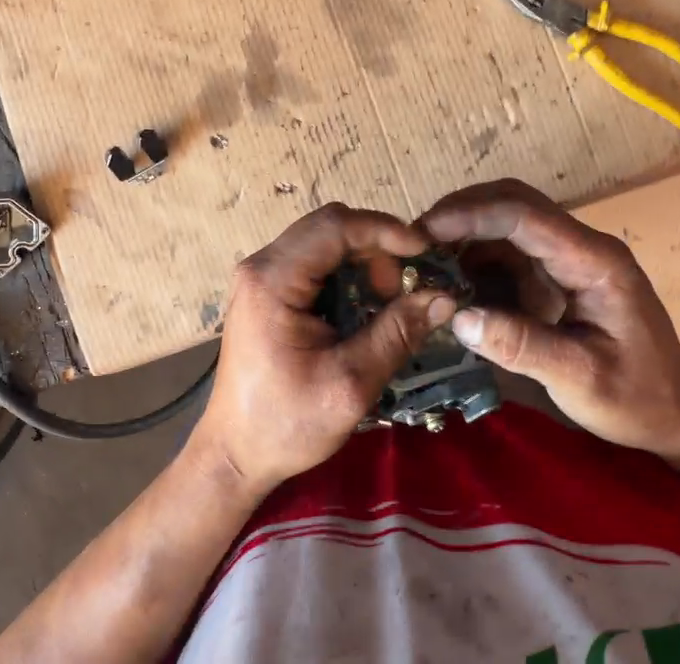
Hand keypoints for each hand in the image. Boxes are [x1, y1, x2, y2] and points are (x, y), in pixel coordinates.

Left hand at [191, 204, 457, 495]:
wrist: (235, 454)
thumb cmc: (286, 424)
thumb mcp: (351, 383)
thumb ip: (397, 333)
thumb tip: (444, 297)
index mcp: (272, 281)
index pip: (335, 226)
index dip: (385, 230)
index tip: (425, 252)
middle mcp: (261, 266)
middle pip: (329, 226)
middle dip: (376, 247)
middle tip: (404, 288)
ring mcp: (260, 277)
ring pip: (324, 240)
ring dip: (363, 261)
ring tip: (387, 302)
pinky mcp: (266, 291)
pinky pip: (314, 262)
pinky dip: (346, 273)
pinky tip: (364, 307)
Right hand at [420, 179, 679, 456]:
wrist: (678, 415)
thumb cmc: (638, 399)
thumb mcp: (581, 379)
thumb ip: (522, 345)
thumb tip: (458, 316)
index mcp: (595, 262)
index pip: (525, 216)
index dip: (471, 215)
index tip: (424, 231)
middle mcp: (581, 247)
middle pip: (514, 202)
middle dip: (462, 213)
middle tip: (415, 241)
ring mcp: (570, 258)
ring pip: (508, 221)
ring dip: (465, 234)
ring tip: (425, 262)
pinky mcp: (558, 275)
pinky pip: (509, 252)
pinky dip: (476, 259)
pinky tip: (453, 282)